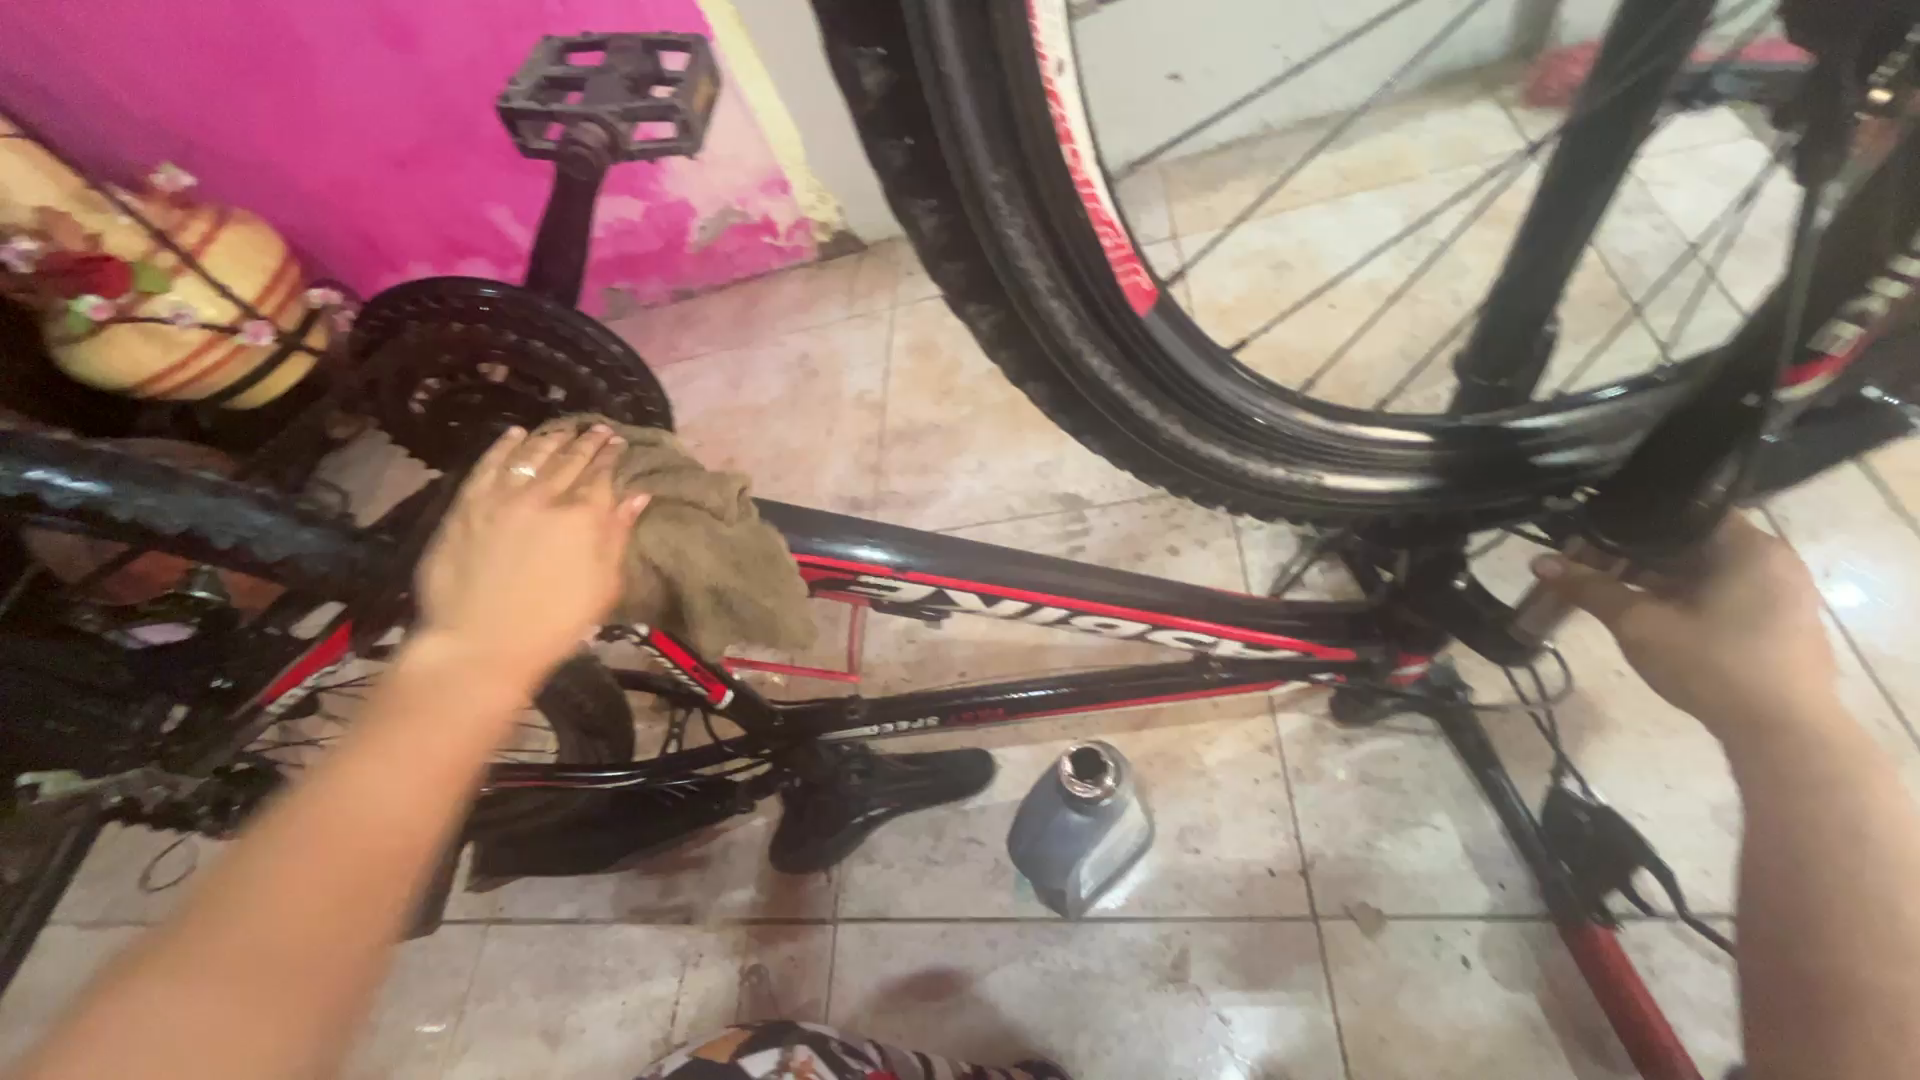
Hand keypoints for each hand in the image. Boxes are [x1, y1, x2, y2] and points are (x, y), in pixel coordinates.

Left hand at [411, 424, 647, 686]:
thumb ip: (619, 535)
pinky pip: (489, 464)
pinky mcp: (467, 505)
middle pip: (570, 460)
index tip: (618, 442)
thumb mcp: (605, 585)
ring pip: (532, 455)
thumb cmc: (556, 623)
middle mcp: (546, 497)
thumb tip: (637, 496)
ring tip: (565, 428)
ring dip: (552, 438)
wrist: (482, 643)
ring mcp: (502, 498)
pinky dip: (504, 446)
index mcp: (584, 517)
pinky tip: (516, 434)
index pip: (602, 475)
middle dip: (587, 442)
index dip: (611, 455)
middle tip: (598, 428)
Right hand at [1531, 515, 1838, 738]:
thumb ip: (1589, 587)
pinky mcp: (1779, 620)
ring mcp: (1782, 591)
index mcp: (1749, 547)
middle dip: (1634, 555)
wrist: (1781, 730)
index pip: (1679, 512)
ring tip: (1609, 593)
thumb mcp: (1638, 623)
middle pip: (1689, 541)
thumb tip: (1539, 562)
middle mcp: (1773, 560)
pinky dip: (1681, 595)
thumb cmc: (1711, 664)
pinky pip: (1720, 591)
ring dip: (1654, 578)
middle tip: (1587, 569)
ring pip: (1702, 569)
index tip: (1587, 539)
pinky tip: (1649, 615)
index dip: (1627, 523)